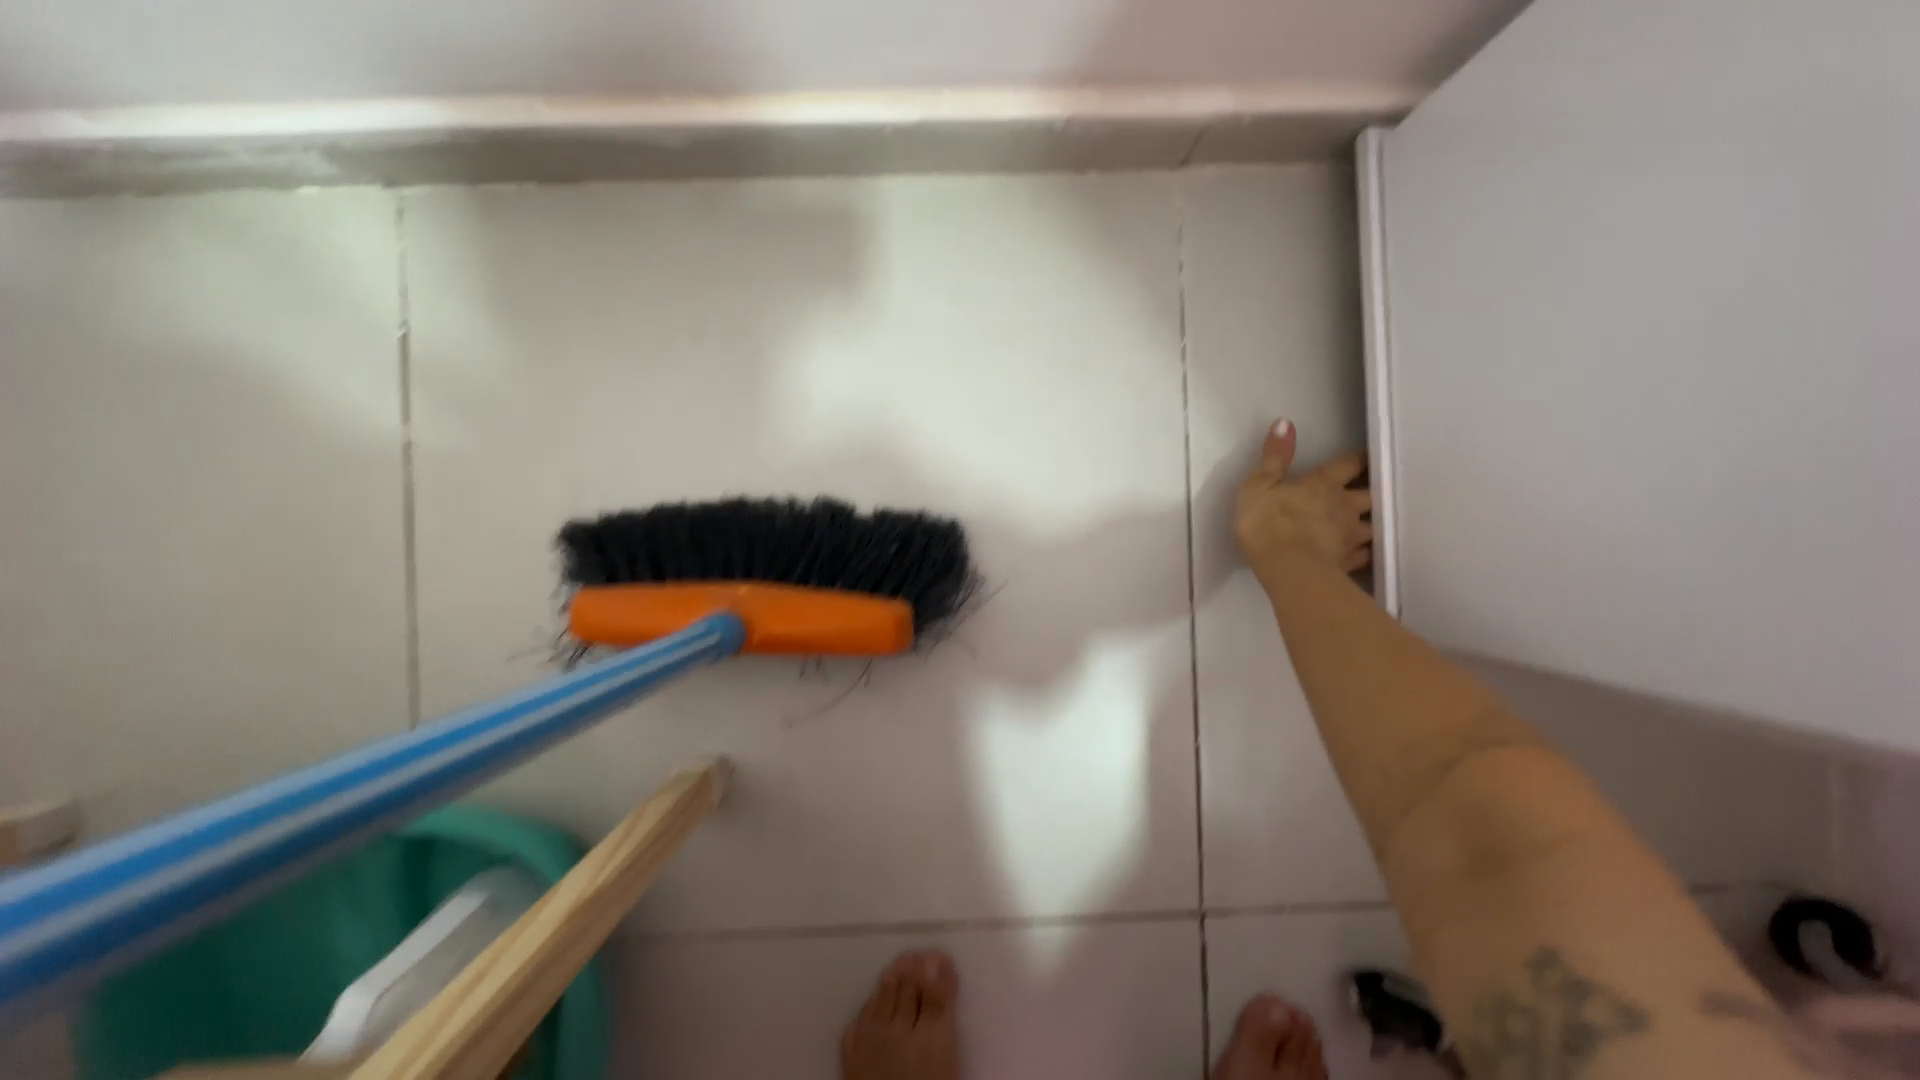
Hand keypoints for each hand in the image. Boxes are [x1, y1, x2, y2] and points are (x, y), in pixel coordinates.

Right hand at [1234, 418, 1372, 582]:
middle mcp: (1344, 506)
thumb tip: (1285, 422)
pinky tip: (1366, 554)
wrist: (1285, 567)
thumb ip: (1275, 456)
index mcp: (1323, 484)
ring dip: (1374, 523)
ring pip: (1374, 526)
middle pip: (1371, 494)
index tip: (1369, 454)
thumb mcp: (1259, 485)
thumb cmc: (1267, 522)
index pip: (1350, 464)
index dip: (1359, 458)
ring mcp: (1350, 536)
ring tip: (1372, 523)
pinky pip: (1366, 555)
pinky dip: (1367, 552)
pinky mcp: (1348, 562)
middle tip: (1373, 489)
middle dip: (1373, 490)